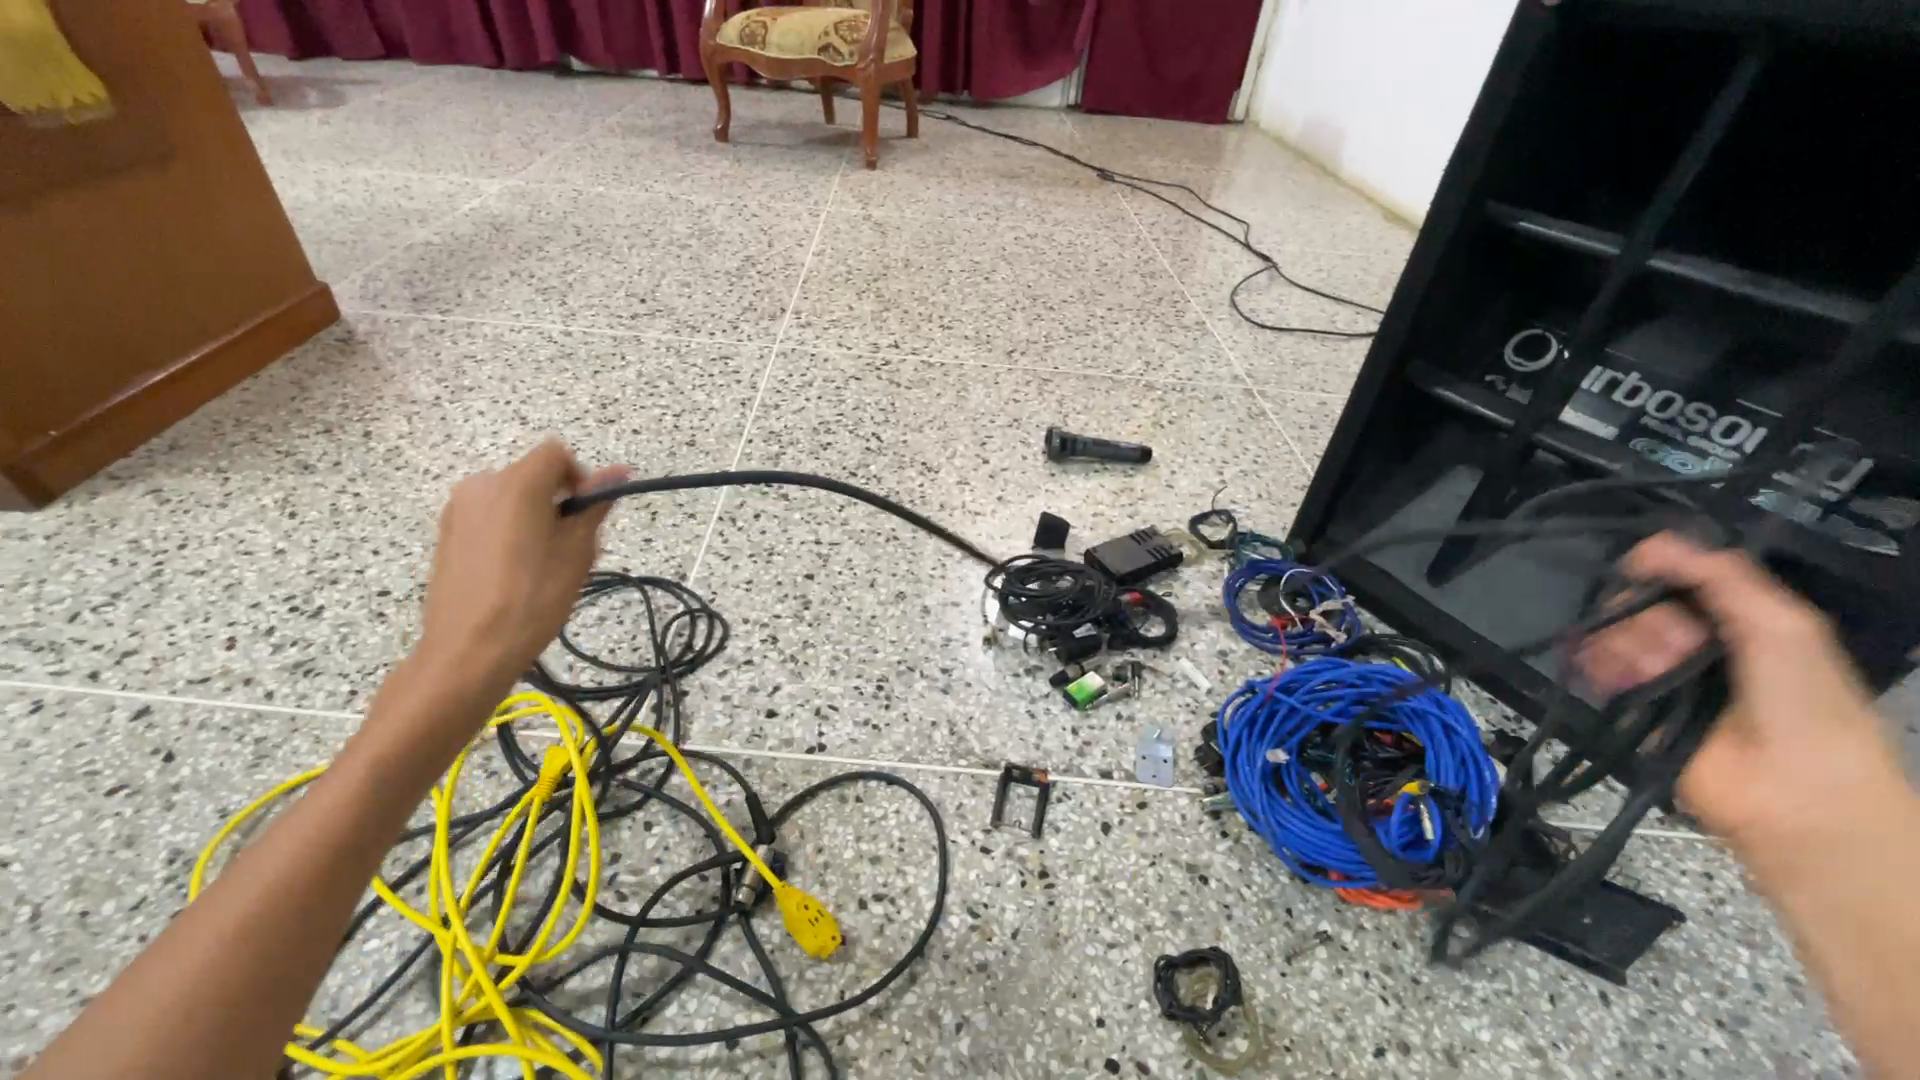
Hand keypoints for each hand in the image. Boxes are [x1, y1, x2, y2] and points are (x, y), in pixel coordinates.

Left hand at [417, 440, 625, 700]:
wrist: (469, 650)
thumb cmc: (533, 599)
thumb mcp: (576, 551)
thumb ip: (595, 505)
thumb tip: (620, 470)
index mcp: (516, 484)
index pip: (556, 454)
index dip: (581, 478)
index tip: (587, 515)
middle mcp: (481, 486)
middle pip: (533, 476)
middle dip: (557, 502)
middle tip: (571, 549)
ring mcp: (458, 510)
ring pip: (512, 499)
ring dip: (534, 518)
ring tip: (542, 565)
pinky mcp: (447, 534)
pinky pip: (490, 518)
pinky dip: (509, 532)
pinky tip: (514, 573)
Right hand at [1577, 533, 1903, 857]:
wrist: (1796, 792)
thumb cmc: (1806, 705)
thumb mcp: (1785, 627)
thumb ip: (1724, 578)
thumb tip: (1653, 542)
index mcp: (1739, 618)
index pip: (1680, 576)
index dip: (1657, 566)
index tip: (1641, 566)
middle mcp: (1698, 641)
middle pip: (1641, 603)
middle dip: (1647, 614)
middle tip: (1678, 642)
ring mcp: (1664, 674)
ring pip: (1617, 634)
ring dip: (1628, 644)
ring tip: (1654, 669)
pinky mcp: (1635, 706)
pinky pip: (1599, 671)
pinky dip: (1596, 664)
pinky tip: (1608, 670)